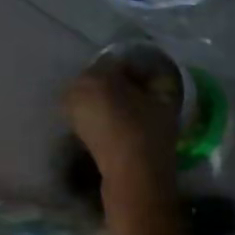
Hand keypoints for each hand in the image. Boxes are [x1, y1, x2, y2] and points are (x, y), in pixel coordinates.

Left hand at [66, 60, 180, 194]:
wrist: (134, 173)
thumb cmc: (149, 132)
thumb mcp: (163, 101)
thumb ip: (158, 82)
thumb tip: (154, 77)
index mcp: (96, 75)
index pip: (120, 61)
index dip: (140, 69)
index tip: (154, 80)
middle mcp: (77, 87)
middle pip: (103, 76)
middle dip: (123, 81)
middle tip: (144, 92)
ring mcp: (71, 108)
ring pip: (97, 93)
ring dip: (114, 96)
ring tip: (135, 107)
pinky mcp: (76, 127)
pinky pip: (92, 109)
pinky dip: (106, 110)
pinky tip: (124, 119)